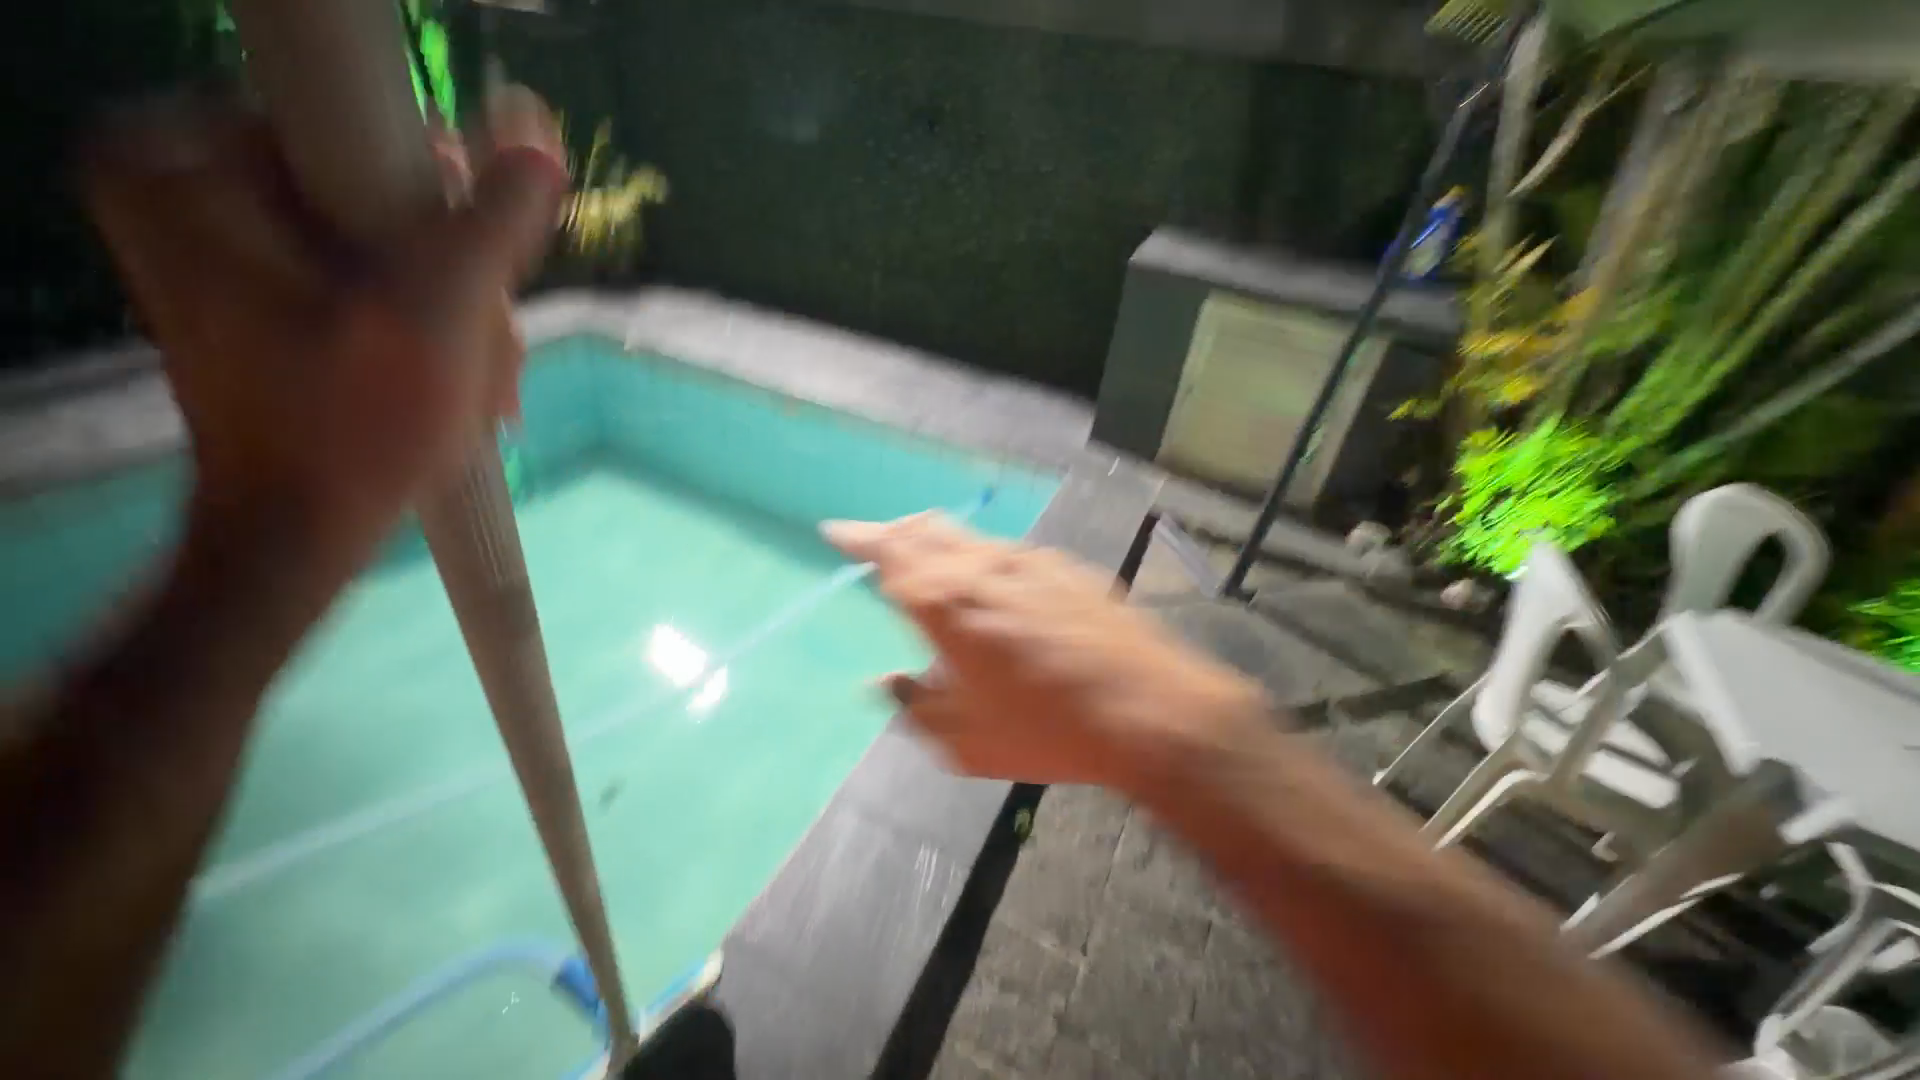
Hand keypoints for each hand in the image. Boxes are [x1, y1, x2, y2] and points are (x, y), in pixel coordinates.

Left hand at [81, 89, 569, 539]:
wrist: (301, 533)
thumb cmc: (353, 428)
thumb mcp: (437, 312)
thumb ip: (491, 218)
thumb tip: (535, 128)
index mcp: (184, 163)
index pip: (355, 124)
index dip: (437, 192)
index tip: (472, 272)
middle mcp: (188, 186)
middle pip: (375, 188)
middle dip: (455, 273)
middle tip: (484, 344)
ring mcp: (227, 243)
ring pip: (388, 239)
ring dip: (456, 308)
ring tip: (480, 379)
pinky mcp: (267, 292)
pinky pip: (375, 275)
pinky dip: (428, 321)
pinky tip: (458, 375)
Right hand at [823, 514, 1269, 795]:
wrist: (1151, 713)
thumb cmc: (1046, 731)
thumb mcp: (963, 739)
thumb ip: (913, 705)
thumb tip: (881, 684)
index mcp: (948, 604)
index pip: (890, 553)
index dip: (860, 540)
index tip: (836, 532)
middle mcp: (986, 569)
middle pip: (927, 531)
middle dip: (895, 531)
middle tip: (876, 540)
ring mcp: (1033, 564)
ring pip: (970, 538)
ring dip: (939, 541)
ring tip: (926, 553)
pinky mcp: (1071, 571)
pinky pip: (1010, 553)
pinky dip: (983, 557)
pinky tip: (993, 579)